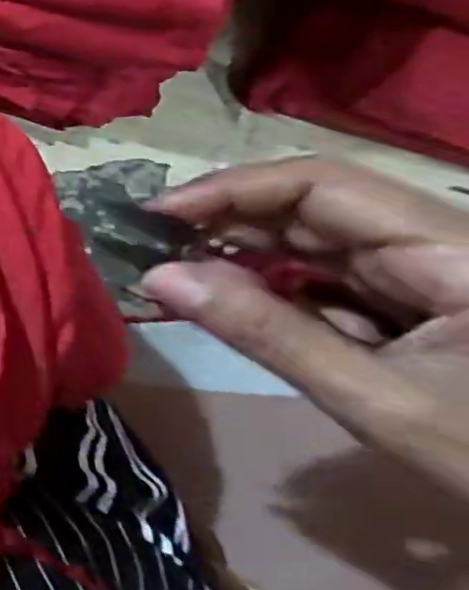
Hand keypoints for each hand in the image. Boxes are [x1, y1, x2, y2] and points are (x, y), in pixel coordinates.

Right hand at [141, 158, 468, 501]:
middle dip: (227, 222)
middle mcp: (449, 250)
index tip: (156, 215)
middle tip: (151, 246)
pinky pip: (337, 280)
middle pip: (317, 209)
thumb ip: (268, 333)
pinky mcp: (432, 308)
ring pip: (321, 244)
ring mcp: (442, 280)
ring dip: (246, 257)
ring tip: (181, 274)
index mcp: (461, 255)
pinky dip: (279, 290)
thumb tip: (155, 276)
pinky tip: (238, 306)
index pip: (323, 185)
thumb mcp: (384, 403)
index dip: (231, 190)